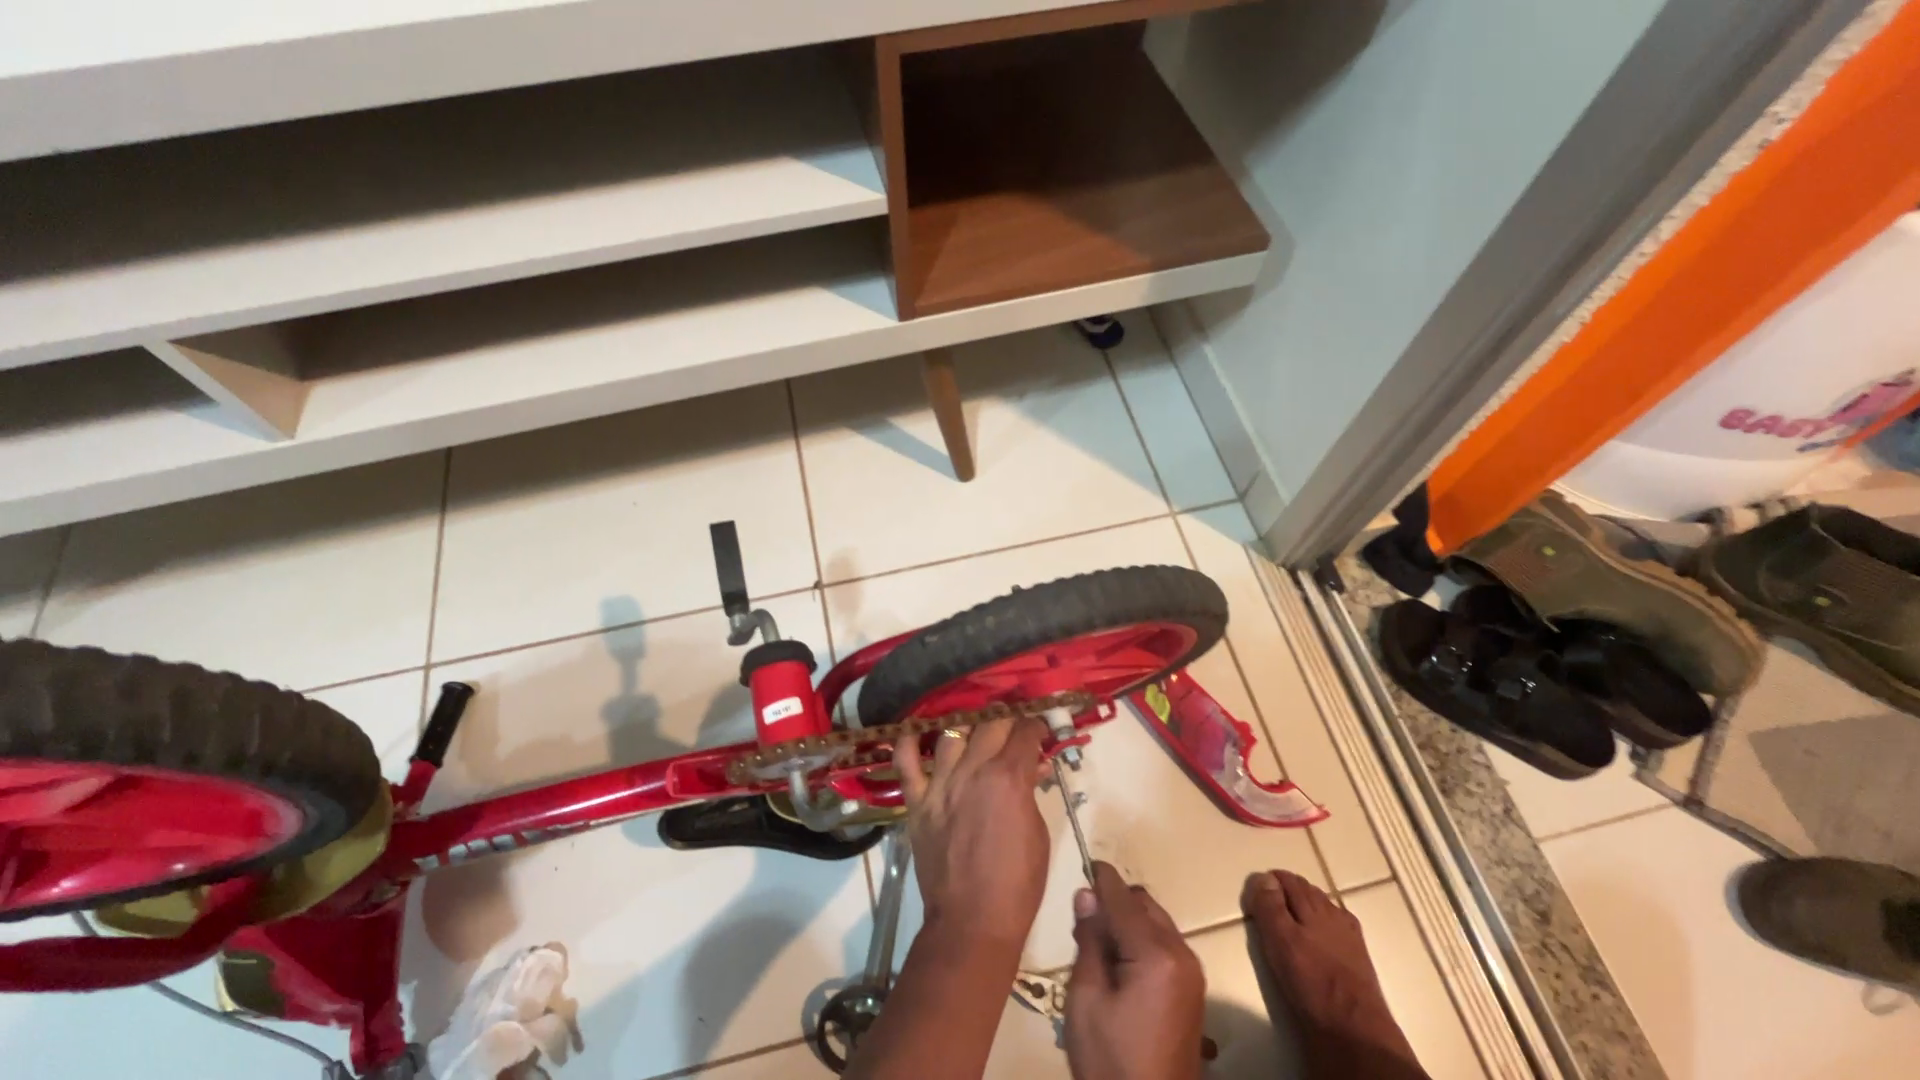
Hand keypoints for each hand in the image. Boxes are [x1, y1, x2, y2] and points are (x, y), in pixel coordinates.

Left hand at [895, 717, 1050, 946]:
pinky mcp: (917, 802)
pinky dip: (907, 744)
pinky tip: (914, 733)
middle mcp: (972, 771)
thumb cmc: (1018, 883)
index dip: (1036, 726)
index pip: (1025, 732)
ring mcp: (939, 785)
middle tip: (1013, 727)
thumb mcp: (1038, 833)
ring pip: (951, 734)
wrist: (972, 920)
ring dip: (968, 728)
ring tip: (975, 730)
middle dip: (1007, 720)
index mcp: (1008, 778)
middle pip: (990, 724)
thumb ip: (1030, 793)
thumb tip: (1031, 769)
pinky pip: (905, 764)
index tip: (1039, 729)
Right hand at [1064, 863, 1205, 1079]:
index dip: (1101, 879)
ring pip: (1156, 923)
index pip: (1123, 899)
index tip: (1085, 862)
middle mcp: (1182, 954)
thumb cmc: (1109, 1059)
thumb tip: (1087, 895)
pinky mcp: (1192, 991)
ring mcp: (1192, 974)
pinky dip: (1141, 940)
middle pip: (1144, 905)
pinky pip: (1165, 946)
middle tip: (1082, 917)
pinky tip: (1118, 962)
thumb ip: (1089, 940)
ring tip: (1096, 942)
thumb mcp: (1086, 998)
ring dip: (1129, 920)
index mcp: (1156, 954)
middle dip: (1115, 901)